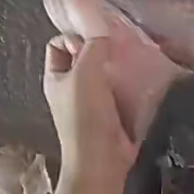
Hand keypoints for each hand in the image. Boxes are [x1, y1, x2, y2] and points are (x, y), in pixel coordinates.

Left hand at [43, 35, 137, 182]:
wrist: (101, 160)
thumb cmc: (86, 115)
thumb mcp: (86, 73)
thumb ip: (94, 47)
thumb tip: (104, 33)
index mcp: (54, 76)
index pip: (58, 43)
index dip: (73, 38)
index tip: (92, 45)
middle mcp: (69, 86)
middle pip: (82, 56)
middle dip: (98, 48)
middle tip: (118, 48)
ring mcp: (90, 100)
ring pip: (102, 71)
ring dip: (115, 65)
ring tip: (131, 60)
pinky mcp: (109, 112)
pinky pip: (117, 87)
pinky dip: (126, 81)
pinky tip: (138, 78)